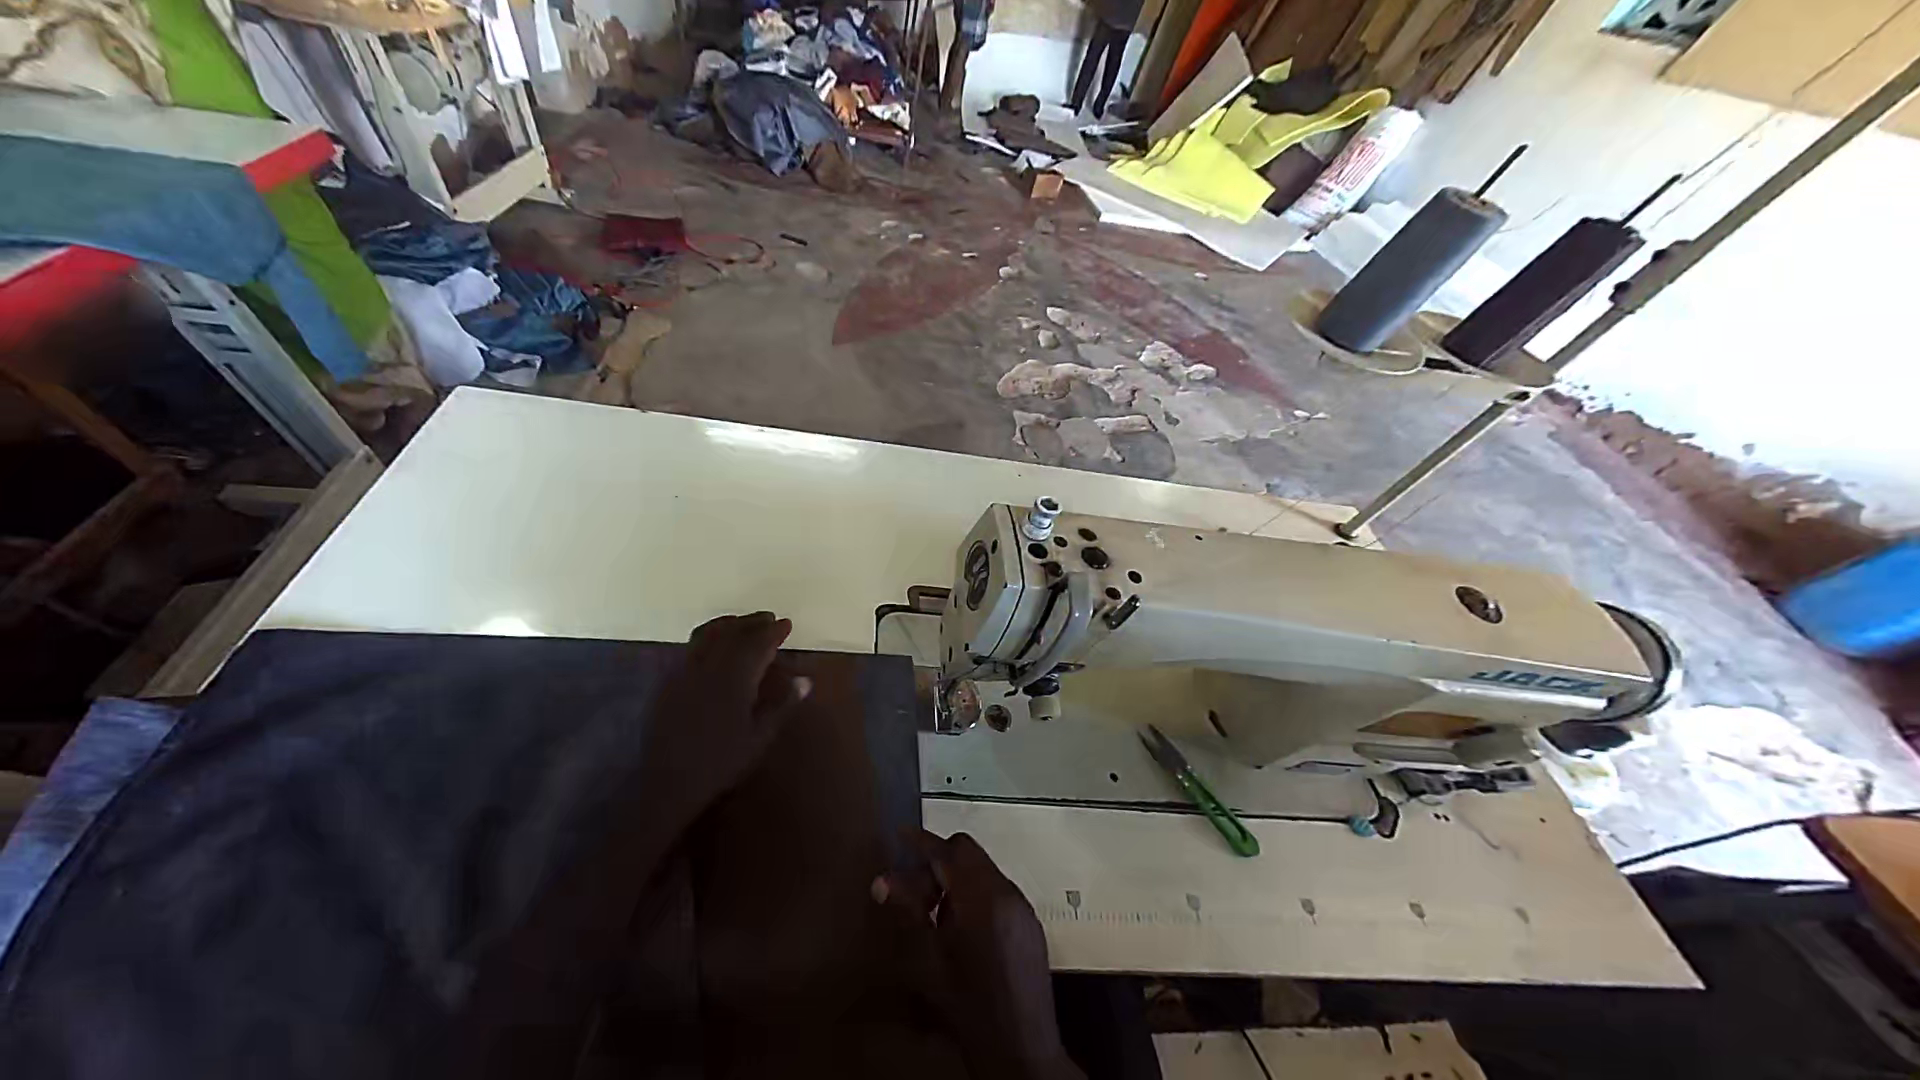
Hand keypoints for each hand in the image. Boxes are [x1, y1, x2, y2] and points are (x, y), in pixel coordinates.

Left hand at [644, 611, 812, 806]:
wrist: (669, 782)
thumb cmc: (722, 761)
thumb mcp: (760, 736)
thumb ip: (783, 704)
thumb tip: (806, 680)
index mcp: (735, 678)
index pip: (758, 643)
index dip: (774, 631)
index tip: (787, 624)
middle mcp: (709, 666)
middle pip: (733, 632)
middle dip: (753, 622)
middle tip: (769, 619)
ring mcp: (684, 670)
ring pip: (708, 634)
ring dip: (728, 624)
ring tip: (742, 623)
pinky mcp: (668, 680)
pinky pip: (690, 646)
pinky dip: (707, 636)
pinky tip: (714, 646)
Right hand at [873, 830, 1082, 1079]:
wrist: (1020, 1051)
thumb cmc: (968, 1007)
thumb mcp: (929, 961)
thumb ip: (909, 914)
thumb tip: (883, 882)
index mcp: (982, 897)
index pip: (948, 851)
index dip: (921, 842)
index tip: (901, 834)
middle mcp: (1007, 893)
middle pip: (968, 853)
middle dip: (938, 862)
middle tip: (913, 891)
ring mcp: (1022, 907)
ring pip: (983, 870)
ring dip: (956, 880)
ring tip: (934, 916)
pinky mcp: (1029, 923)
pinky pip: (997, 890)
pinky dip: (974, 895)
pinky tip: (959, 930)